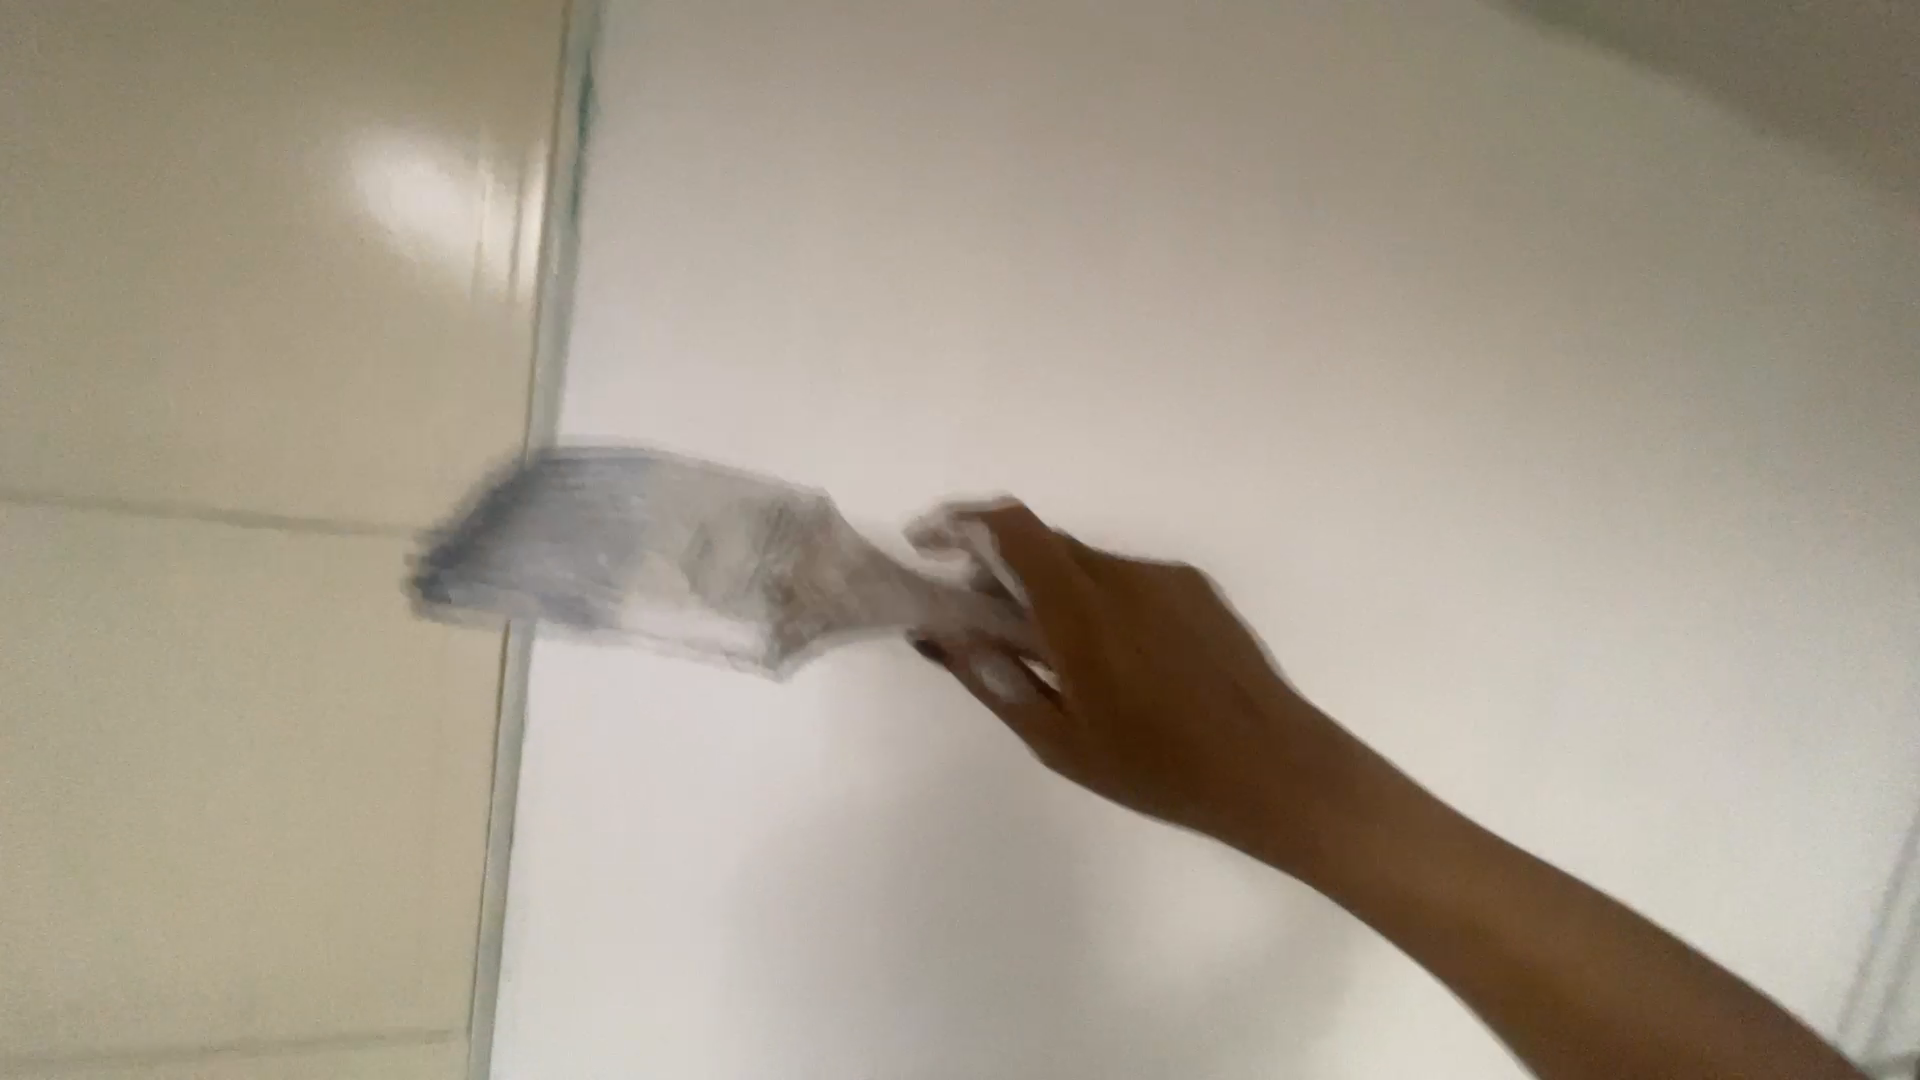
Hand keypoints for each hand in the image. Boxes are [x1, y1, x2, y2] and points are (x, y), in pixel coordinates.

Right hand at [909, 501, 1397, 878]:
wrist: (1277, 770)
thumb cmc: (1158, 767)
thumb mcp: (1058, 740)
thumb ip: (993, 678)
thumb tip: (940, 636)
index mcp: (1081, 610)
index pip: (1011, 529)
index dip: (962, 522)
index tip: (929, 544)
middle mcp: (1122, 575)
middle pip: (1043, 544)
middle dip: (998, 567)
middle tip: (982, 619)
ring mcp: (1165, 577)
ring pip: (1084, 562)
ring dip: (1049, 587)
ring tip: (1052, 651)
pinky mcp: (1196, 587)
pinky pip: (1125, 577)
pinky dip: (1094, 598)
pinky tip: (1113, 657)